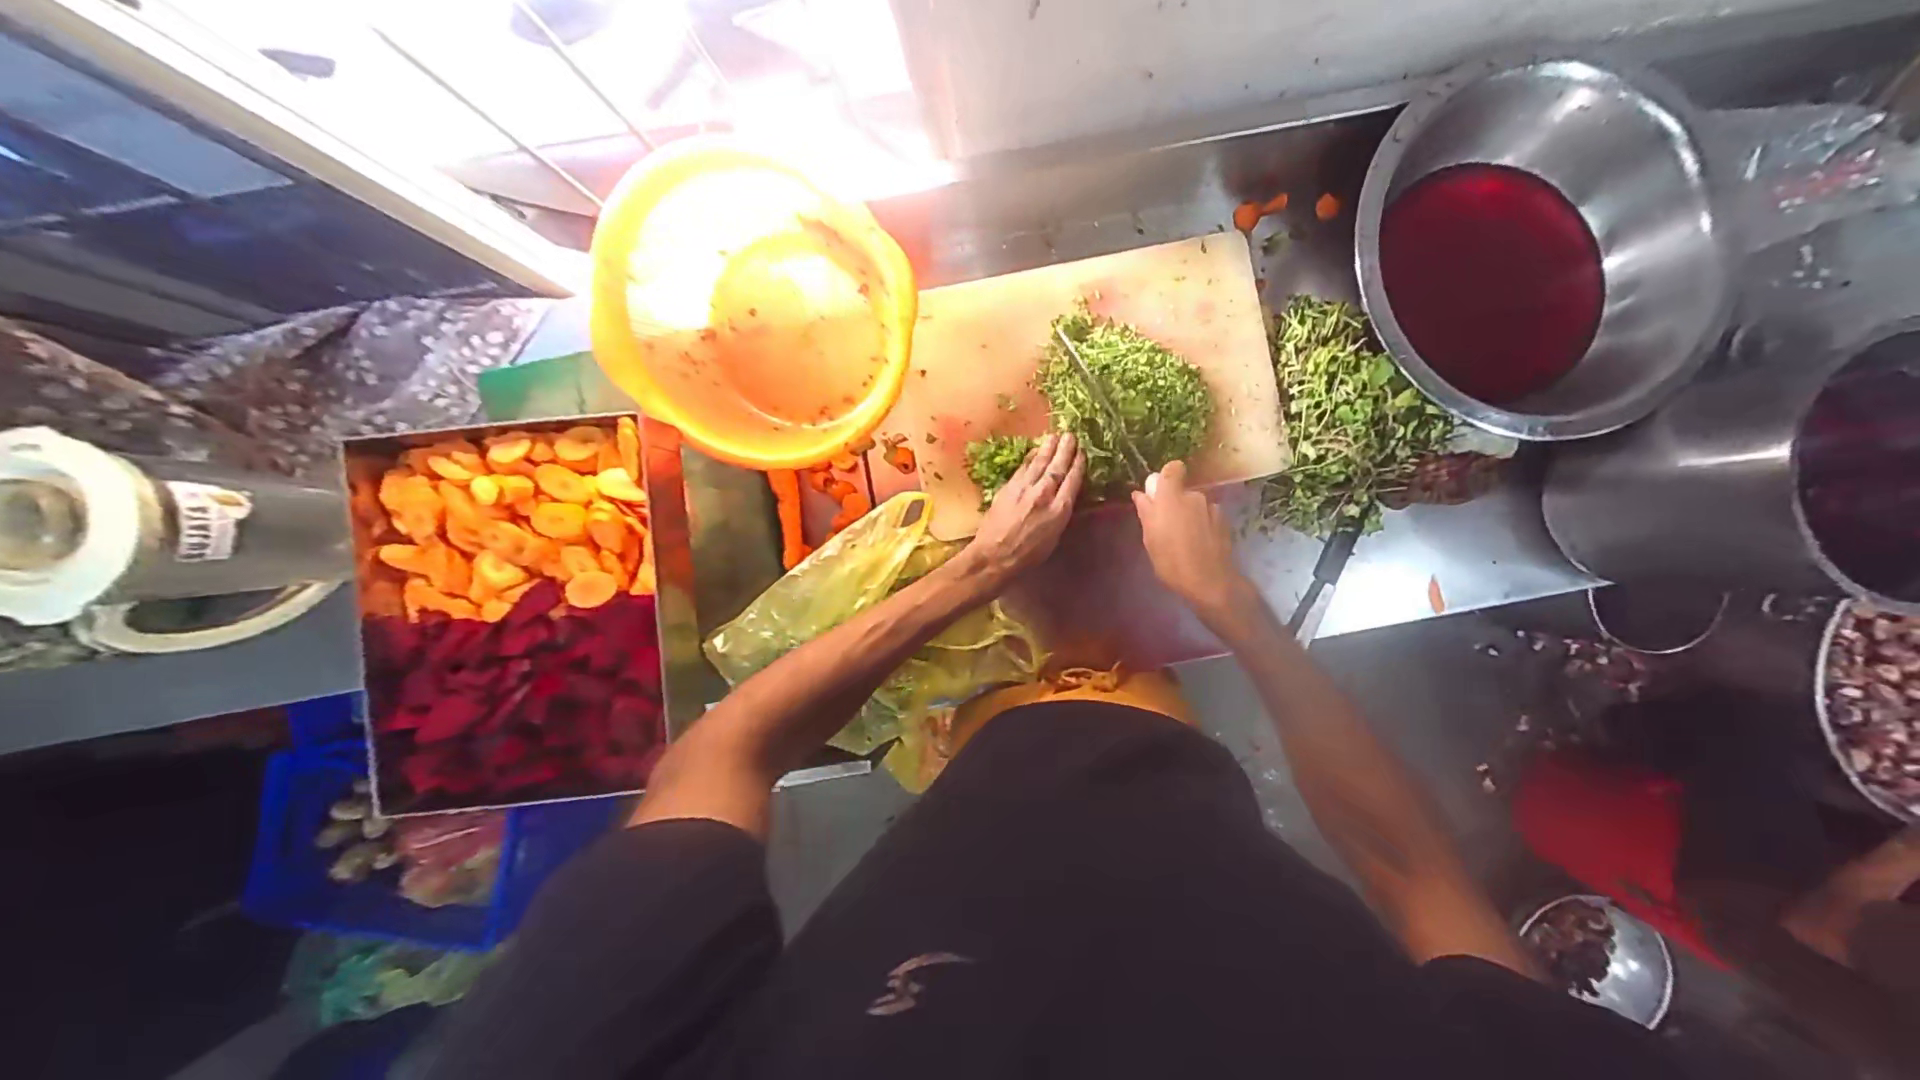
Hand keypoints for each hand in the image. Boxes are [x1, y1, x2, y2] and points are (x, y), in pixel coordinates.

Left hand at [961, 432, 1084, 589]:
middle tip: (1070, 435)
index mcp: (1059, 509)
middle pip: (1057, 467)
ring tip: (1055, 436)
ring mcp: (1024, 489)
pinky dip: (1030, 458)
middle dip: (1065, 450)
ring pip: (1039, 463)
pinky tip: (1035, 452)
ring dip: (1048, 448)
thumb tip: (1063, 500)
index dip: (1078, 464)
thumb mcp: (1053, 538)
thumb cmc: (1027, 555)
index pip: (1072, 480)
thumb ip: (1060, 515)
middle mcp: (1044, 494)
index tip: (1082, 452)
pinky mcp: (1008, 488)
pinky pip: (1022, 468)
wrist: (994, 555)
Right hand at [1133, 460, 1253, 624]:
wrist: (1209, 581)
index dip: (1166, 476)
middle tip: (1165, 526)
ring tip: (1182, 539)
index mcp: (1171, 497)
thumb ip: (1146, 511)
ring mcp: (1211, 508)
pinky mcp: (1223, 521)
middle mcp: (1194, 496)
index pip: (1172, 469)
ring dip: (1188, 515)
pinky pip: (1206, 515)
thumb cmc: (1171, 560)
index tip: (1158, 493)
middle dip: (1174, 503)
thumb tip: (1141, 494)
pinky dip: (1201, 524)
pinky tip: (1198, 544)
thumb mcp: (1150, 538)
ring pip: (1195, 504)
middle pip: (1182, 490)